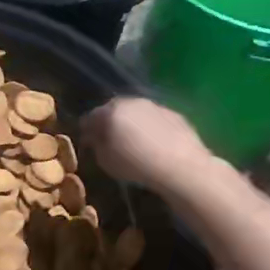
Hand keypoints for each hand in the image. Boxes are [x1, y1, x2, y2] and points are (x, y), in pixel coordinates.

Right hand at [79, 98, 219, 193]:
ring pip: (135, 112)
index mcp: (110, 111)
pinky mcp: (175, 114)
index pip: (90, 117)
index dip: (87, 130)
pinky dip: (150, 127)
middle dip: (109, 122)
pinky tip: (153, 143)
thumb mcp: (104, 160)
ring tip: (133, 141)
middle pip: (113, 109)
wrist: (182, 167)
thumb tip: (94, 137)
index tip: (88, 142)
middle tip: (110, 140)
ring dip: (131, 123)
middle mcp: (131, 102)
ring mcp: (155, 106)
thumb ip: (95, 144)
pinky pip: (154, 119)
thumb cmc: (135, 164)